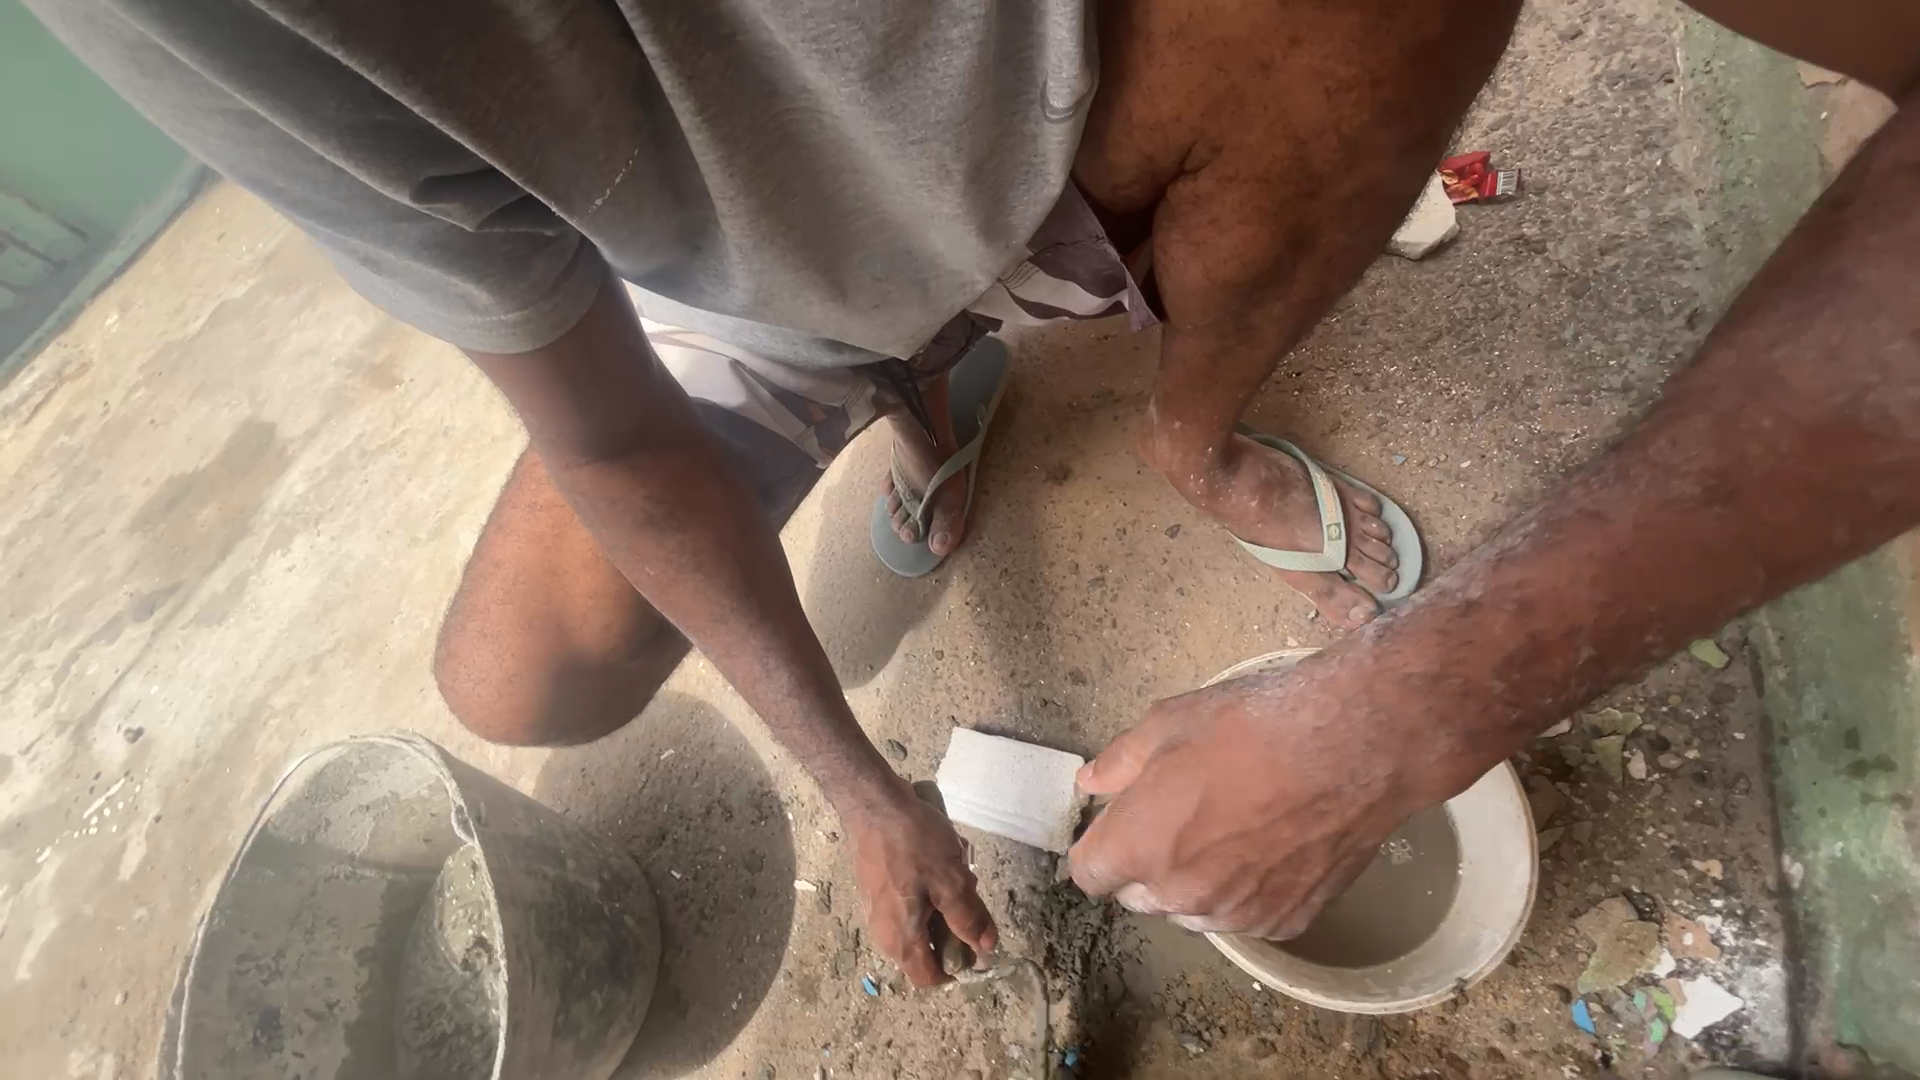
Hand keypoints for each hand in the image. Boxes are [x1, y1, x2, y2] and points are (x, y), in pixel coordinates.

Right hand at [842, 776, 997, 986]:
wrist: (873, 802)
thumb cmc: (912, 843)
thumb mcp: (951, 880)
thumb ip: (970, 918)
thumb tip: (986, 948)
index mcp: (901, 941)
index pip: (931, 978)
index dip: (958, 965)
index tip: (977, 937)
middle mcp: (884, 932)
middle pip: (928, 946)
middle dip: (954, 921)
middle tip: (968, 887)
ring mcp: (878, 908)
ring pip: (922, 917)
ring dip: (944, 897)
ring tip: (956, 864)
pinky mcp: (878, 885)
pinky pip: (910, 896)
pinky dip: (929, 882)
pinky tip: (938, 852)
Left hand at [1068, 657, 1473, 936]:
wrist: (1350, 746)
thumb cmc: (1247, 726)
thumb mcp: (1166, 724)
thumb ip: (1119, 762)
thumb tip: (1090, 783)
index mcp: (1140, 845)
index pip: (1088, 875)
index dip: (1095, 847)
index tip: (1113, 824)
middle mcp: (1182, 895)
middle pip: (1136, 895)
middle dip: (1141, 860)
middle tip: (1173, 812)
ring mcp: (1237, 916)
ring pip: (1188, 910)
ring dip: (1190, 880)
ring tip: (1223, 825)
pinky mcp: (1287, 924)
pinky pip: (1240, 915)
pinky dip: (1240, 890)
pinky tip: (1264, 844)